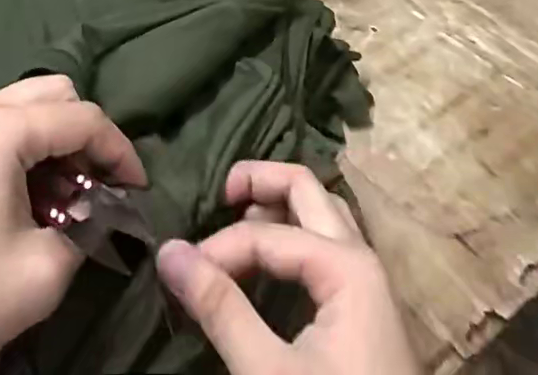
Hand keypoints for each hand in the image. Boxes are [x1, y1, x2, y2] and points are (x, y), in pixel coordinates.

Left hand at [0, 74, 144, 374]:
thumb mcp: (44, 268)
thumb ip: (88, 228)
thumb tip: (102, 212)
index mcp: (2, 125)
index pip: (84, 117)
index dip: (121, 151)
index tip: (140, 193)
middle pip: (56, 94)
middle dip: (87, 136)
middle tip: (102, 190)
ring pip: (29, 107)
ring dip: (59, 143)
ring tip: (70, 202)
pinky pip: (3, 128)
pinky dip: (31, 151)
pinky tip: (35, 200)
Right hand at [156, 162, 417, 374]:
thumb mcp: (269, 372)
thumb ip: (220, 308)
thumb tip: (168, 251)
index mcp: (346, 266)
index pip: (264, 233)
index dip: (218, 247)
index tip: (184, 274)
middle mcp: (362, 259)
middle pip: (306, 189)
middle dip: (258, 182)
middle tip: (219, 197)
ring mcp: (369, 283)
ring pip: (321, 213)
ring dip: (278, 205)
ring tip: (239, 220)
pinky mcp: (365, 310)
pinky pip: (328, 243)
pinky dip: (293, 232)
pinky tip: (271, 258)